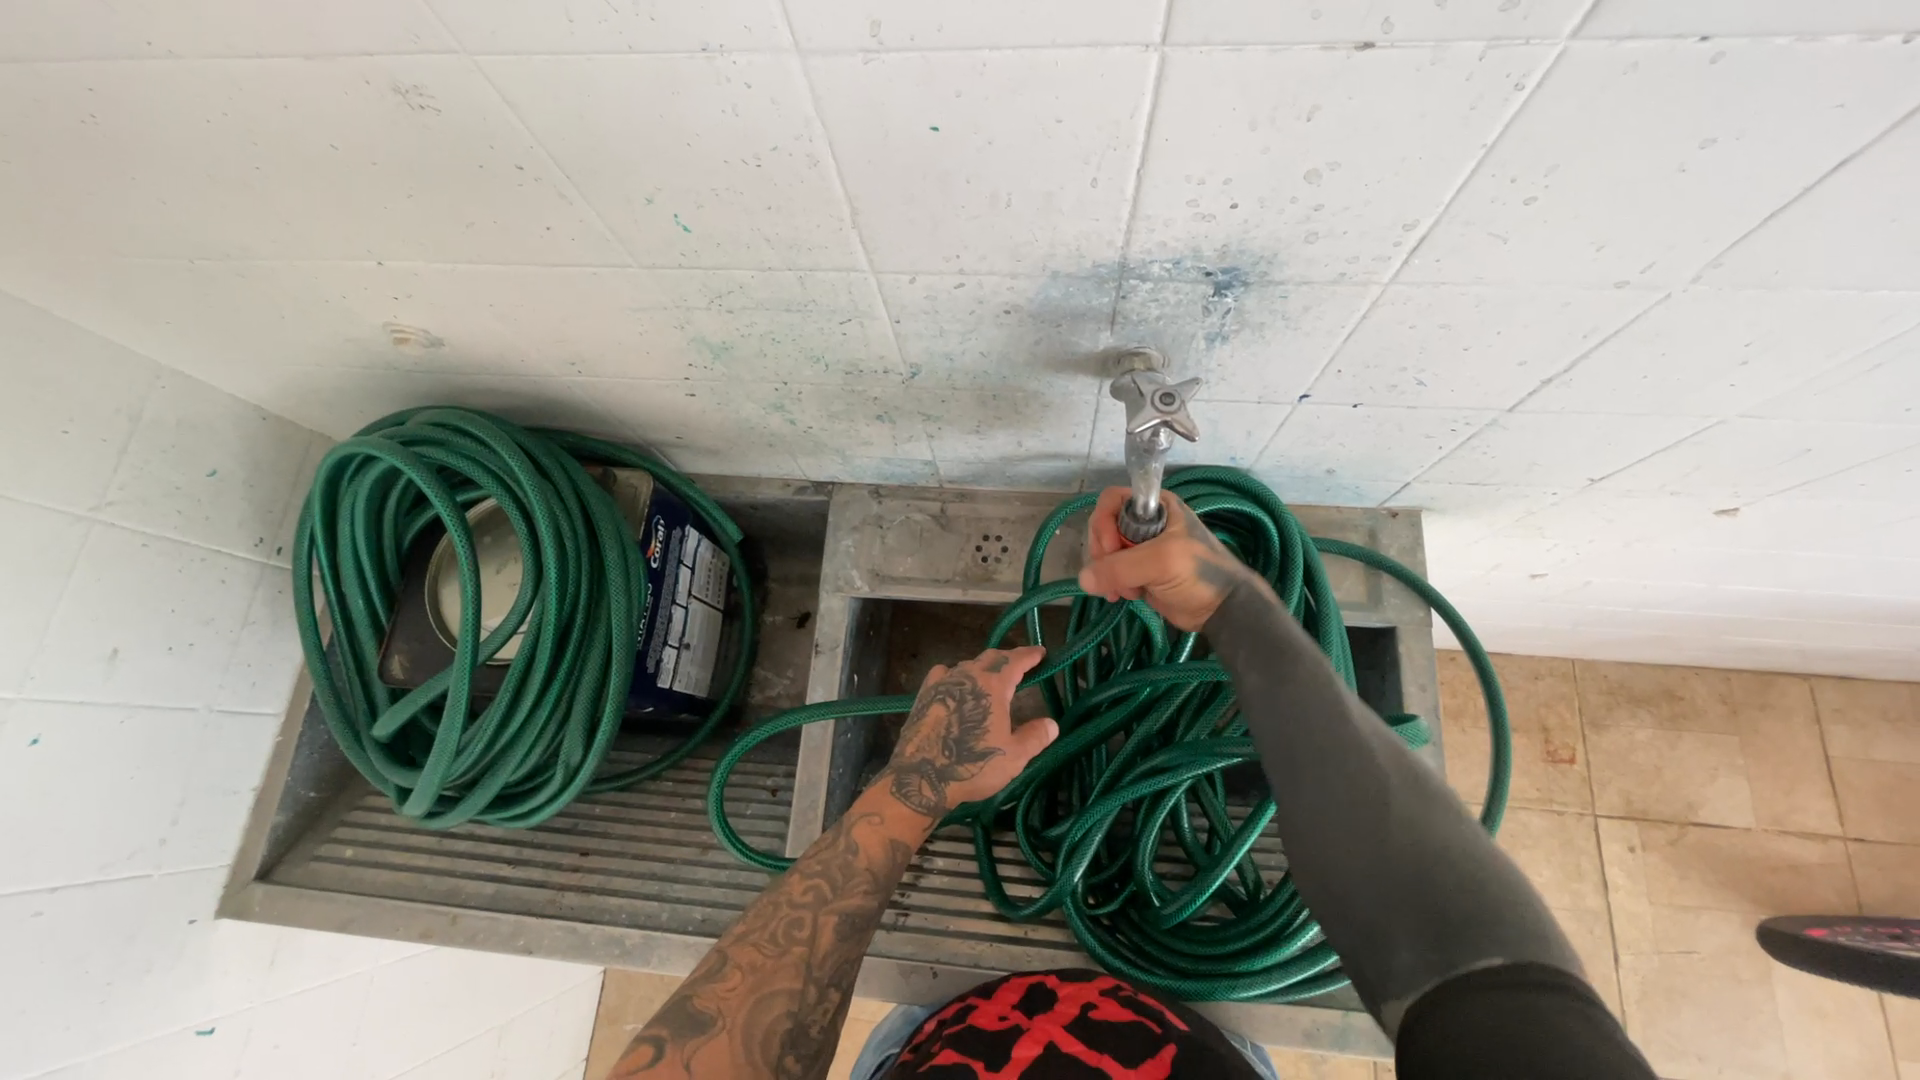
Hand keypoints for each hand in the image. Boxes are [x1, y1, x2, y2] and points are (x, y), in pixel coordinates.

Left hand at [876, 646, 1057, 819]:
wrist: (921, 777)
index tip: (1040, 651)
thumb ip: (1035, 737)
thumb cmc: (972, 765)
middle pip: (991, 657)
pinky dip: (955, 674)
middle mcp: (967, 676)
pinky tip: (955, 685)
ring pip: (967, 665)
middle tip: (1020, 664)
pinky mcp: (924, 695)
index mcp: (992, 685)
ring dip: (982, 667)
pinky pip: (943, 674)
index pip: (1014, 660)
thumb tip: (1052, 724)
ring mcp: (943, 683)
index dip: (1029, 654)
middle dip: (1007, 658)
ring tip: (990, 677)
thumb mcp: (1013, 757)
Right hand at [1077, 487, 1266, 631]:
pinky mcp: (1138, 571)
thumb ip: (1121, 568)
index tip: (1113, 549)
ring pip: (1104, 552)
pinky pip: (1111, 571)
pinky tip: (1122, 596)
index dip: (1105, 523)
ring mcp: (1140, 548)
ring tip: (1126, 591)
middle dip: (1105, 554)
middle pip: (1102, 527)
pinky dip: (1111, 584)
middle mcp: (1145, 522)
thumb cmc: (1199, 573)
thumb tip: (1083, 579)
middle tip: (1116, 576)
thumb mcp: (1162, 562)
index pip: (1112, 501)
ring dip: (1108, 573)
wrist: (1222, 609)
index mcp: (1156, 507)